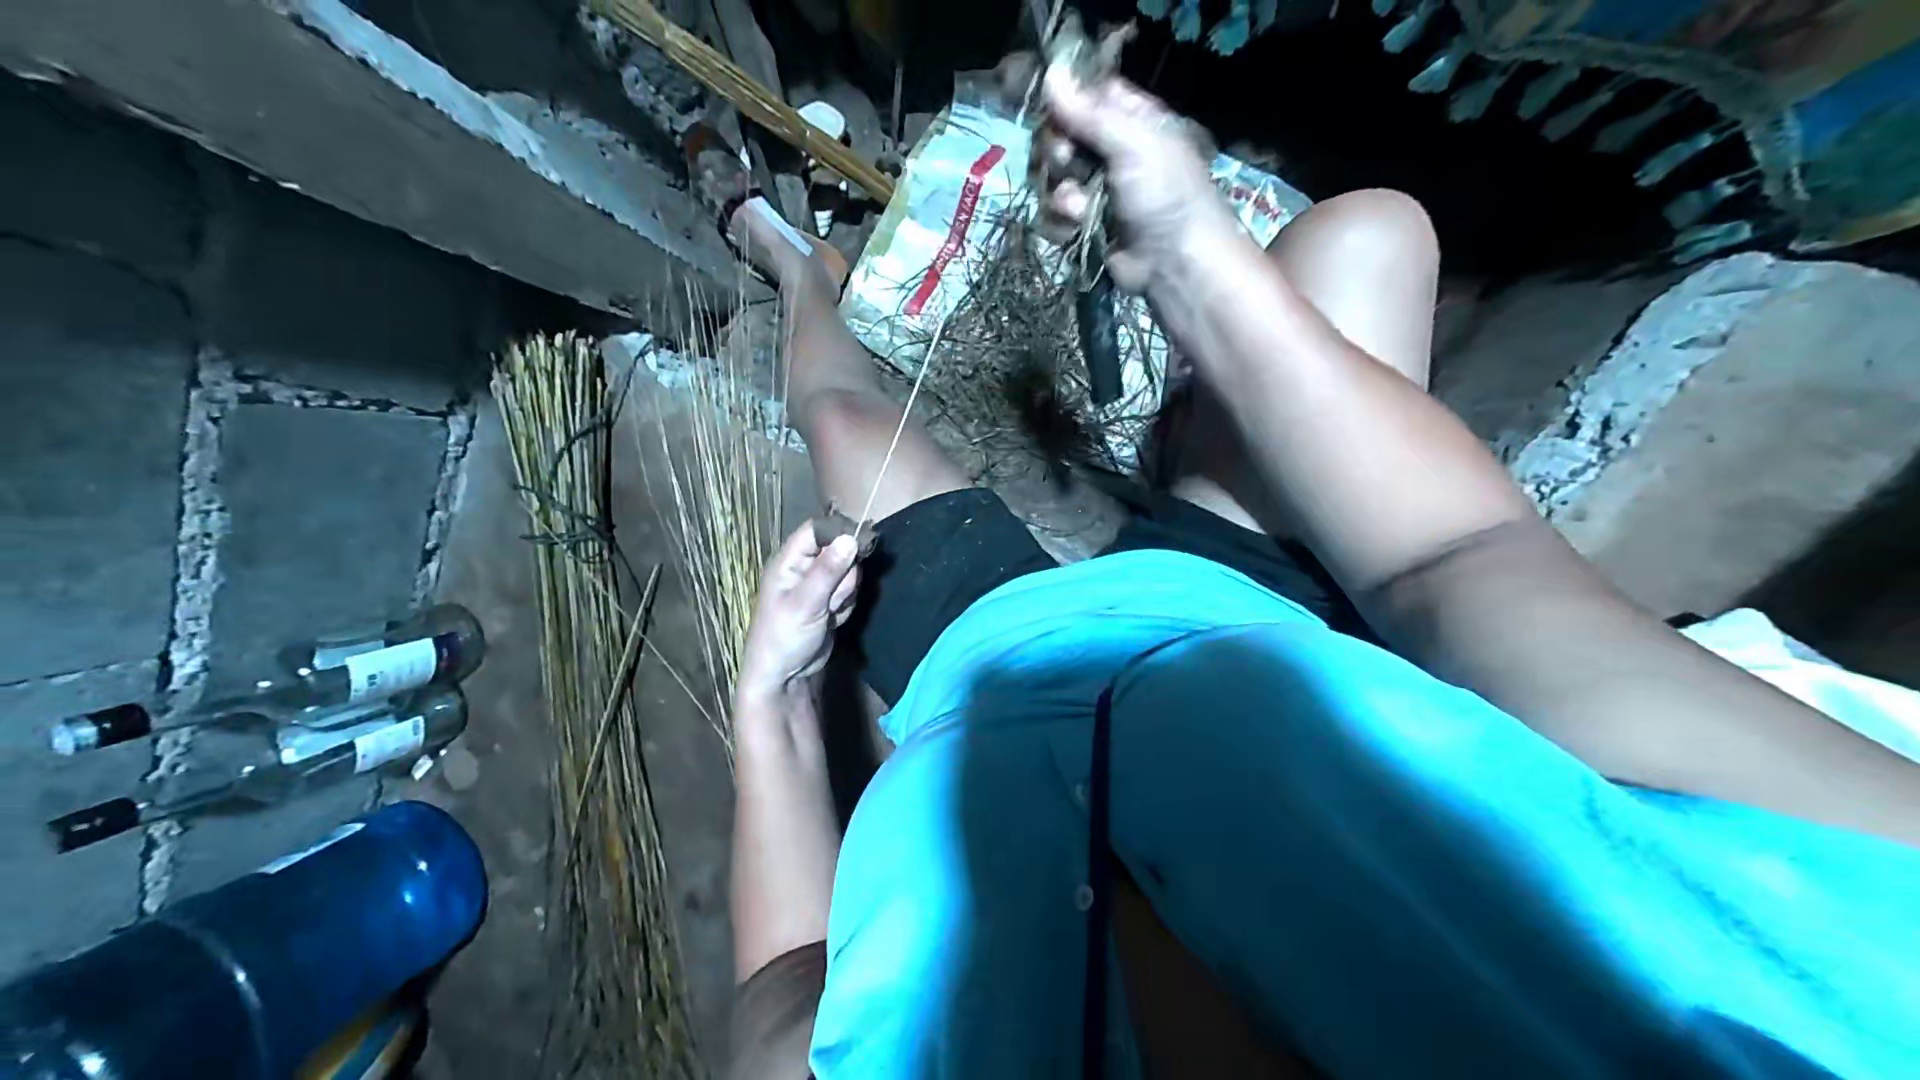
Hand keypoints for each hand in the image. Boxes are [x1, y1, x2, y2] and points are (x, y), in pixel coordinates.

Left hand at [735, 522, 860, 707]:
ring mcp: (818, 585)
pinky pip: (849, 592)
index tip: (862, 542)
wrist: (784, 678)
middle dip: (844, 574)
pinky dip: (845, 607)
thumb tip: (851, 538)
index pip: (817, 530)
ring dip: (845, 594)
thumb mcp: (805, 603)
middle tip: (832, 597)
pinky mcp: (829, 601)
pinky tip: (832, 621)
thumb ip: (828, 571)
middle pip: (839, 551)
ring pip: (848, 573)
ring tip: (828, 613)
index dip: (839, 532)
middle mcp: (803, 568)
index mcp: (789, 561)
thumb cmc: (783, 637)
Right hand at [1036, 65, 1238, 290]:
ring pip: (1055, 179)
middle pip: (1063, 138)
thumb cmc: (1164, 194)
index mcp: (1132, 122)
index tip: (1057, 114)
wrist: (1173, 261)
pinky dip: (1063, 221)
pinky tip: (1078, 224)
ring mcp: (1097, 192)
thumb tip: (1051, 75)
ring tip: (1077, 205)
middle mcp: (1113, 153)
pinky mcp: (1086, 226)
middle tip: (1067, 159)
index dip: (1068, 105)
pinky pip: (1056, 215)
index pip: (1089, 98)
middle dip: (1059, 151)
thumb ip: (1091, 113)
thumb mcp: (1134, 142)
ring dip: (1061, 191)